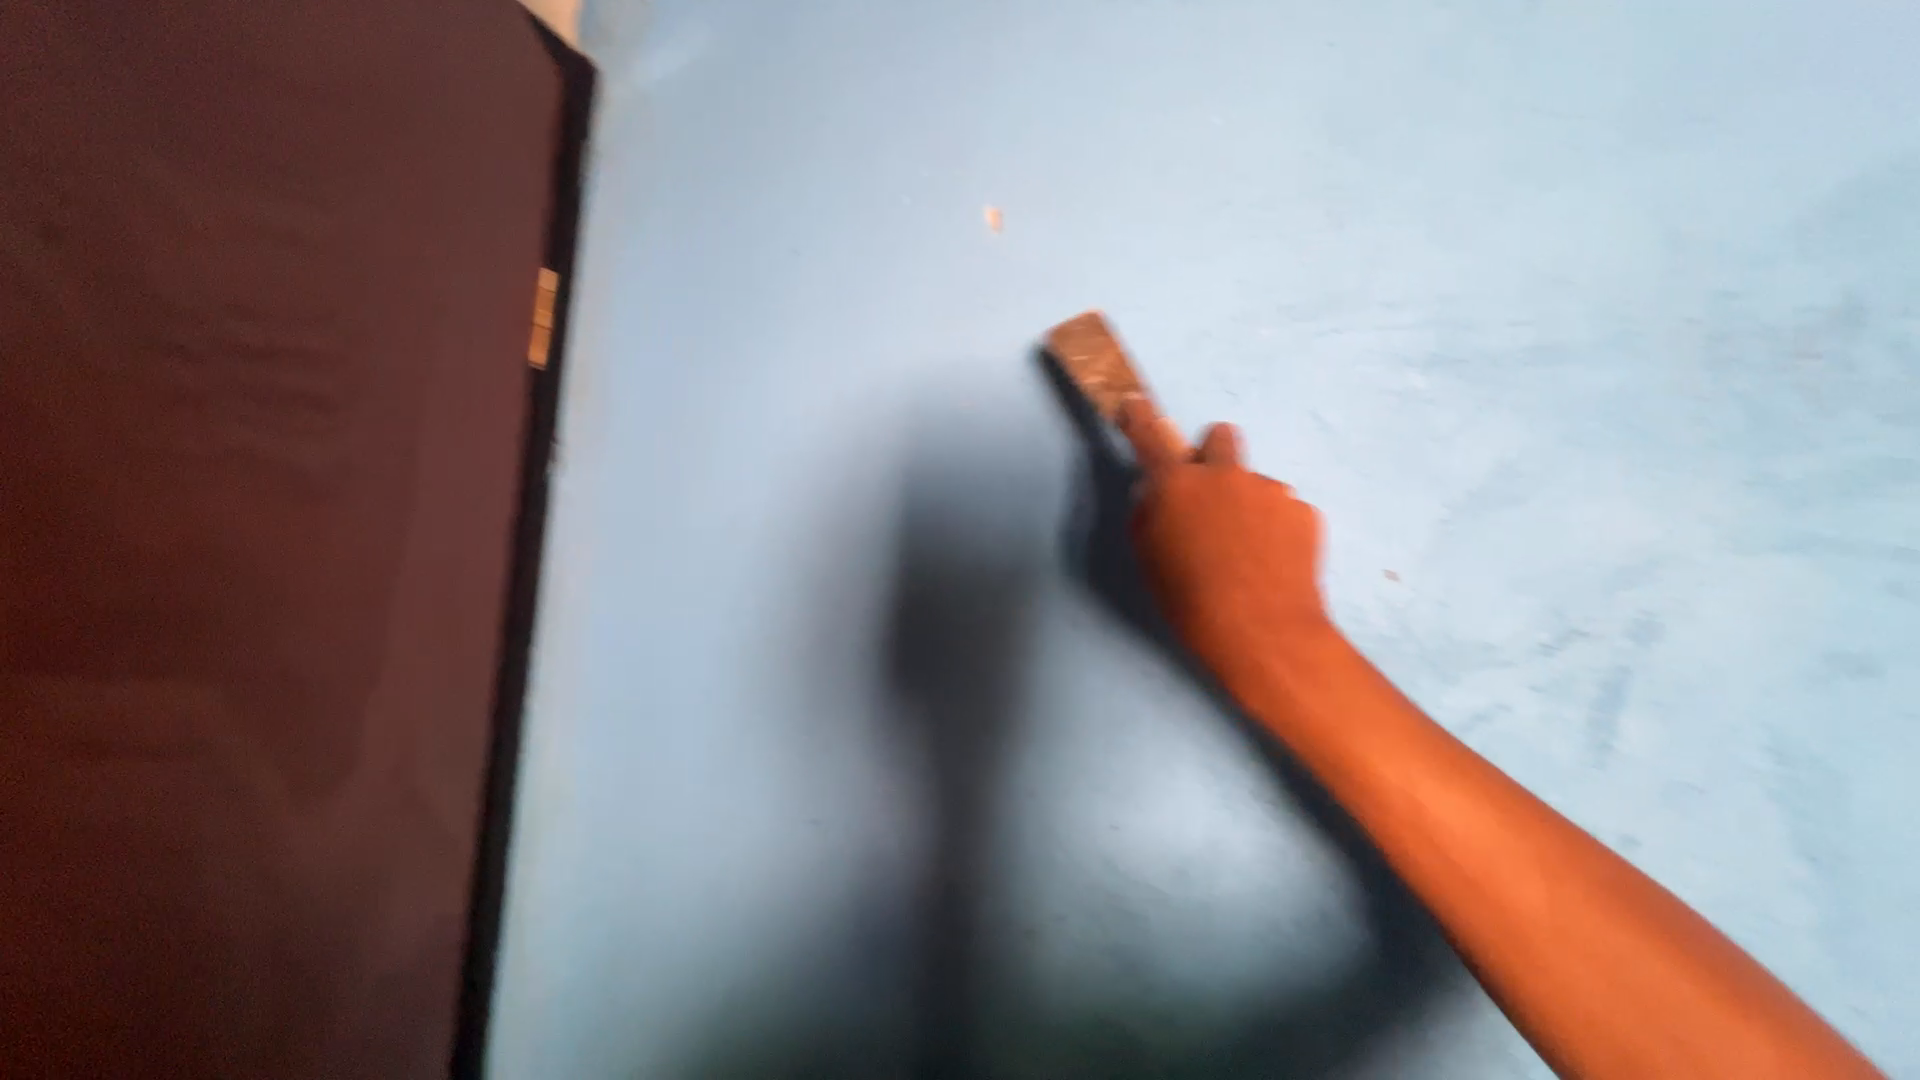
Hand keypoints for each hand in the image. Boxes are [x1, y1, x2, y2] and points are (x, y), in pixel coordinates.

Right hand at [1116, 397, 1329, 667]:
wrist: (1260, 630)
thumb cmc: (1189, 600)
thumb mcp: (1148, 558)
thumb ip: (1148, 515)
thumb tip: (1156, 493)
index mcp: (1176, 484)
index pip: (1149, 436)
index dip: (1139, 418)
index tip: (1136, 405)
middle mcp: (1223, 474)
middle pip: (1221, 437)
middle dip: (1215, 458)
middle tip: (1214, 499)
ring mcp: (1269, 489)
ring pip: (1255, 483)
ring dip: (1248, 504)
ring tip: (1249, 554)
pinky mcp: (1304, 511)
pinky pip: (1284, 511)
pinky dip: (1277, 530)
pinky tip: (1273, 564)